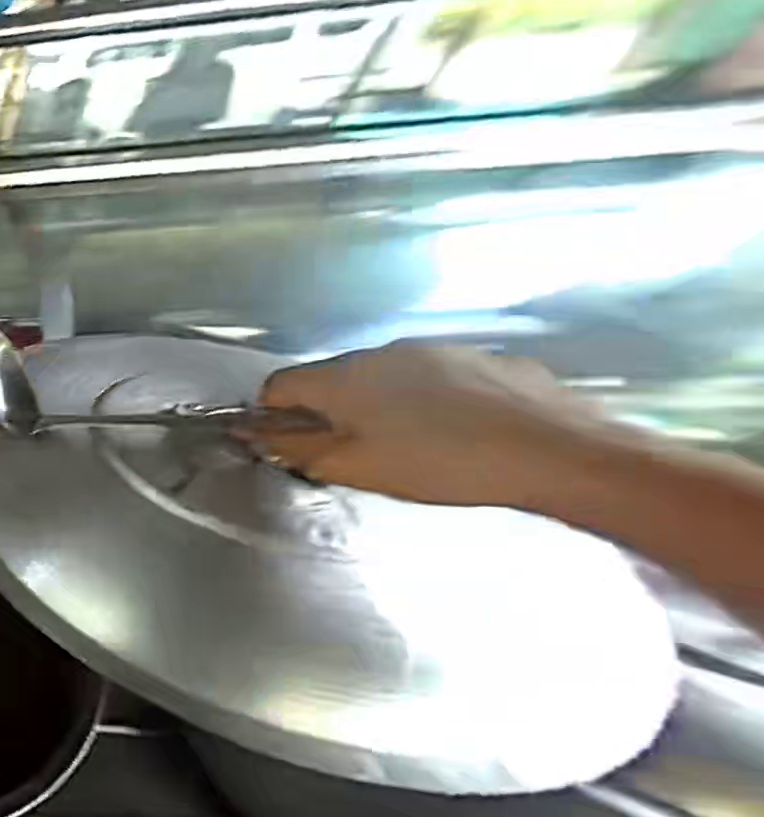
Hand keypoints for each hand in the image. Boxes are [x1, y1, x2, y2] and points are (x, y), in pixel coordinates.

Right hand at [246, 342, 638, 508]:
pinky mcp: (484, 356)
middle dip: (329, 410)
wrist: (564, 453)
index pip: (277, 386)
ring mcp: (435, 349)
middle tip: (356, 449)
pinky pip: (432, 375)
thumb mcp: (352, 467)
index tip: (298, 443)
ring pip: (381, 375)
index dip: (275, 415)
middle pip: (329, 379)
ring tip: (413, 441)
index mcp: (340, 377)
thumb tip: (251, 434)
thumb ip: (292, 448)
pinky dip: (429, 397)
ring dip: (379, 402)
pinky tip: (459, 428)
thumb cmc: (440, 464)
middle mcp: (378, 352)